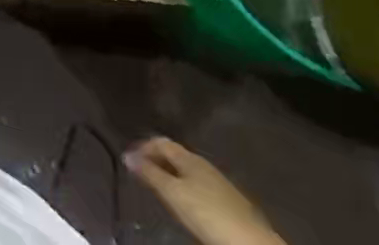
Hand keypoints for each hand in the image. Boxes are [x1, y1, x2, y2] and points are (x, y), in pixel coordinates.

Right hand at [126, 137, 286, 244]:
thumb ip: (150, 173)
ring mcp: (217, 182)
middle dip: (156, 160)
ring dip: (169, 175)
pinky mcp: (226, 201)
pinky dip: (183, 187)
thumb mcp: (173, 193)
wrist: (251, 243)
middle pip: (174, 155)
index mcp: (189, 158)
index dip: (143, 147)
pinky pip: (197, 185)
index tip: (129, 159)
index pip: (161, 142)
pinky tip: (183, 203)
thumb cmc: (207, 213)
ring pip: (186, 171)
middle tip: (140, 173)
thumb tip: (127, 155)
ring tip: (157, 189)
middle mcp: (203, 165)